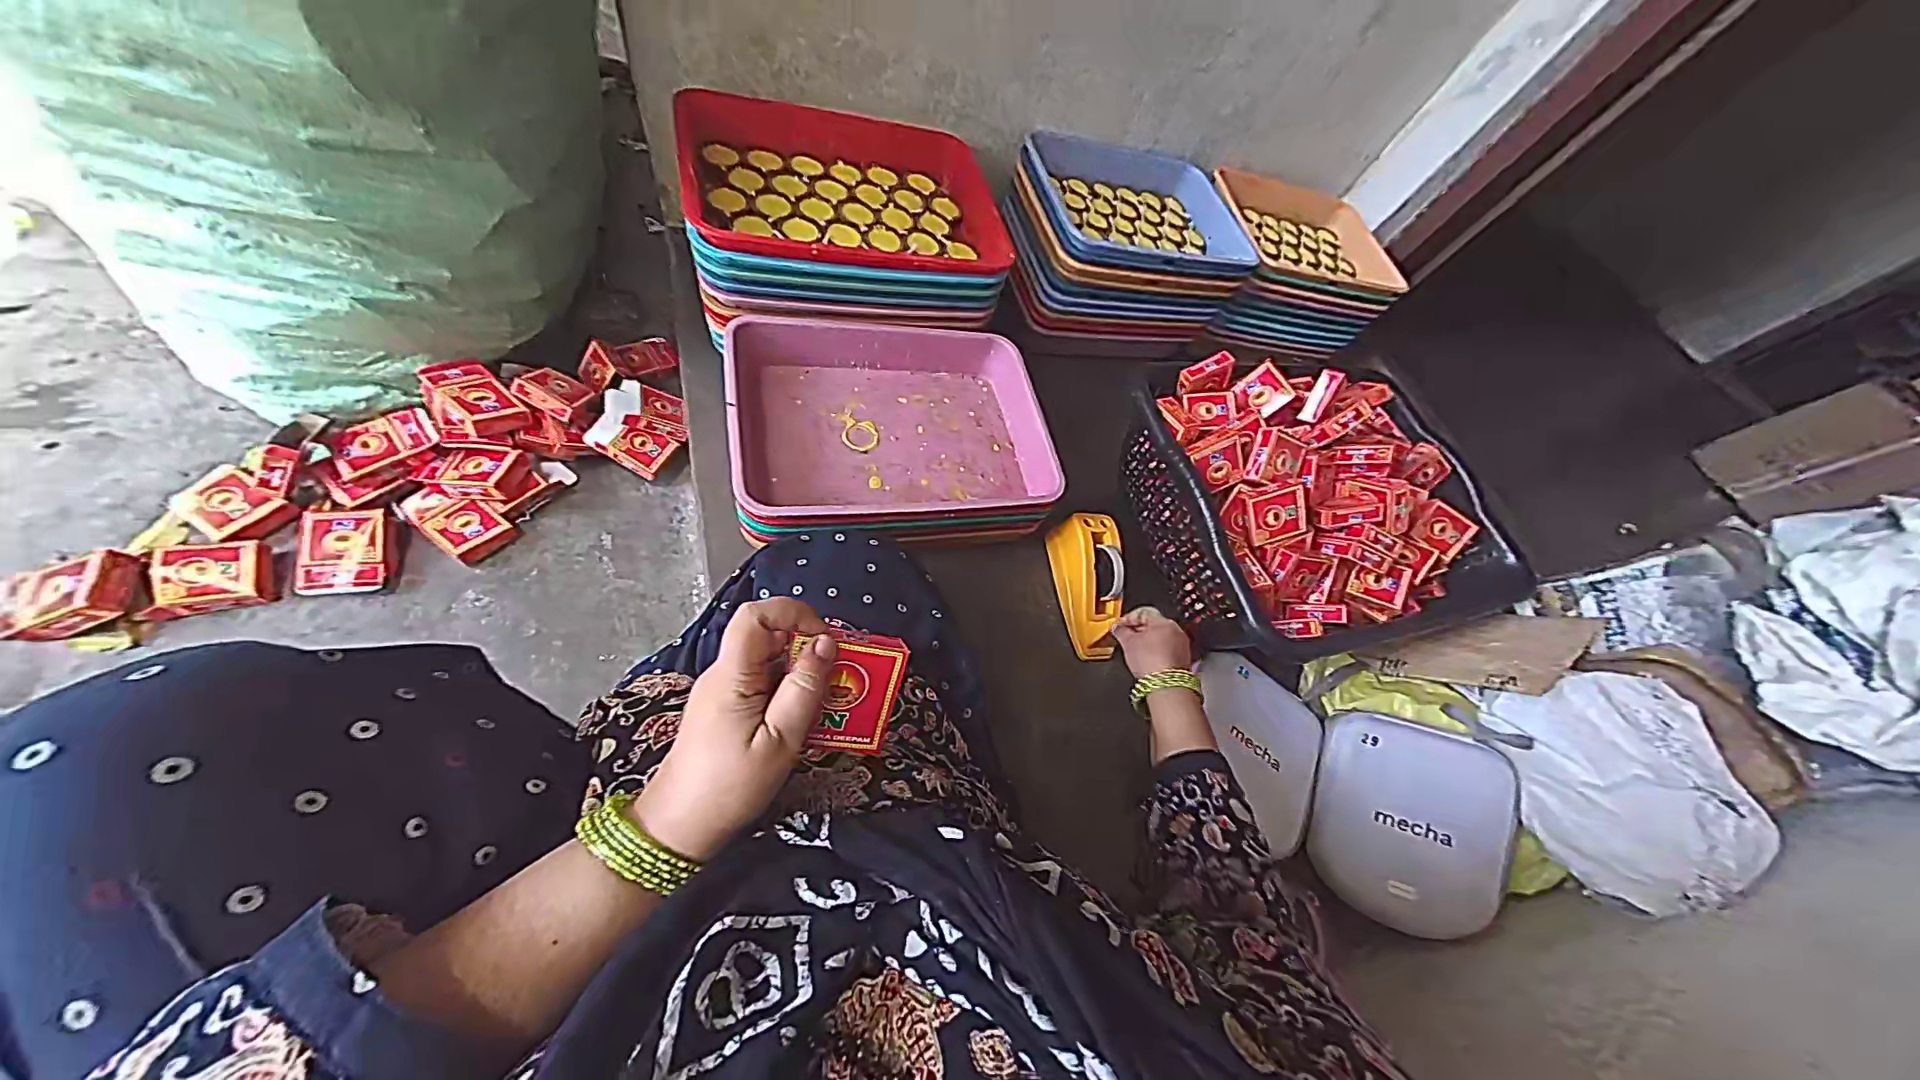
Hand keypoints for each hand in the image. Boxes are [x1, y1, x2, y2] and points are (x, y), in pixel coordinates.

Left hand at [630, 599, 836, 860]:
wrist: (679, 826)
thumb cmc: (730, 787)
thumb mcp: (781, 740)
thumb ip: (805, 688)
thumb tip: (826, 642)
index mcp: (732, 675)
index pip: (756, 614)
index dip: (794, 613)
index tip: (825, 640)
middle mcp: (724, 673)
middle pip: (768, 635)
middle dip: (807, 647)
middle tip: (836, 676)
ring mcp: (723, 690)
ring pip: (768, 660)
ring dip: (801, 673)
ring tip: (825, 703)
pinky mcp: (726, 707)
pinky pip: (762, 683)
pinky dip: (788, 692)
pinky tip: (802, 719)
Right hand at [1113, 606, 1192, 677]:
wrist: (1167, 686)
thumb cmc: (1152, 663)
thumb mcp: (1128, 643)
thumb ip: (1121, 631)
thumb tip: (1117, 628)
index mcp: (1164, 622)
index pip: (1143, 612)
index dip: (1128, 618)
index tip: (1119, 625)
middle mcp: (1176, 631)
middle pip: (1153, 624)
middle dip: (1138, 629)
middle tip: (1125, 637)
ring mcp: (1182, 645)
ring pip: (1161, 637)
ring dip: (1147, 641)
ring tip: (1135, 650)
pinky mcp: (1183, 659)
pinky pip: (1167, 649)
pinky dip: (1156, 651)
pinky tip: (1147, 660)